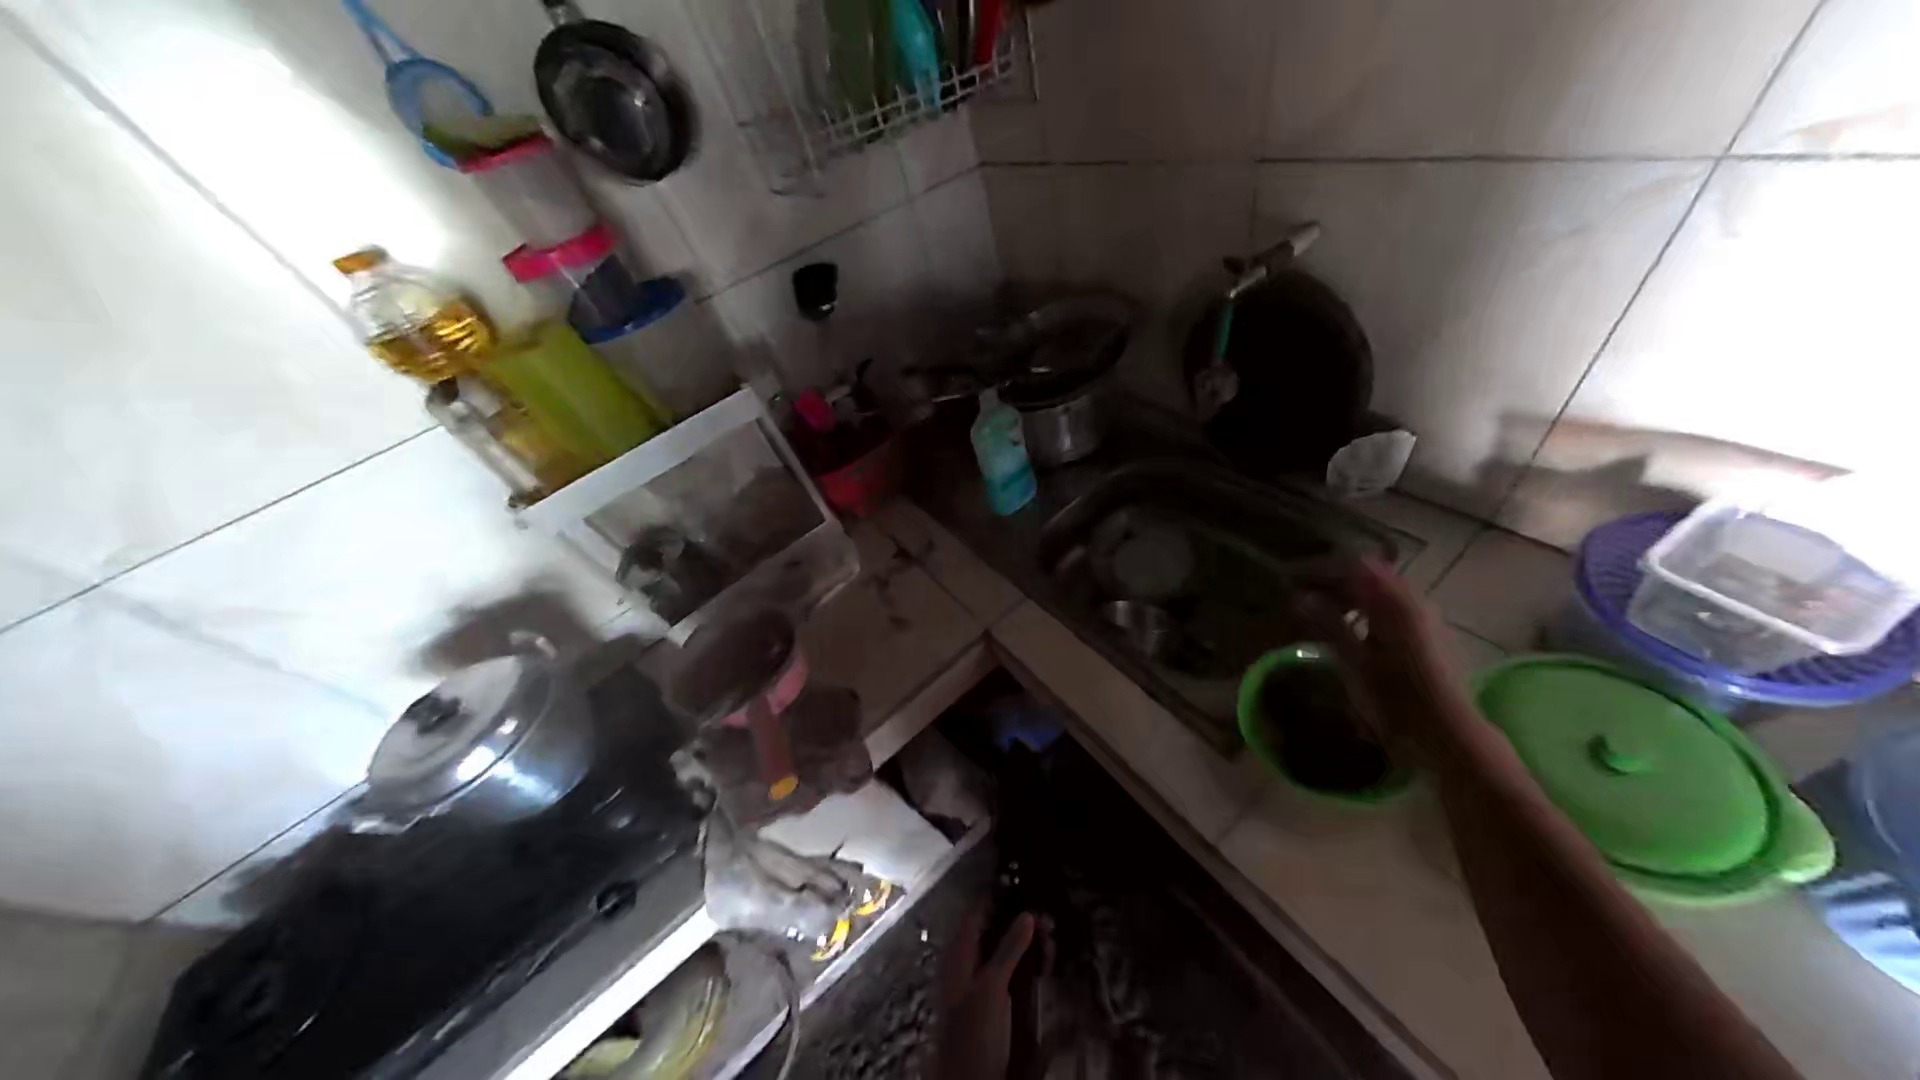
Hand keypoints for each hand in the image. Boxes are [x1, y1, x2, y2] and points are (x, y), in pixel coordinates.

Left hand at [931, 909, 1037, 1079]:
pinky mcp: (997, 1003)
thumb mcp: (991, 987)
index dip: (997, 897)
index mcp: (959, 954)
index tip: (1023, 883)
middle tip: (1047, 919)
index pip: (976, 913)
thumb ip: (1008, 949)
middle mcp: (969, 963)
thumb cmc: (973, 1031)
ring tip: (1052, 937)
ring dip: (1028, 942)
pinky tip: (1047, 960)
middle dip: (1019, 921)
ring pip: (1006, 950)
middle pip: (994, 931)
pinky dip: (1029, 963)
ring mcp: (983, 984)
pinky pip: (1013, 972)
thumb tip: (1027, 914)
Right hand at [1296, 557, 1487, 767]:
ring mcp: (1423, 619)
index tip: (1288, 579)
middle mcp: (1414, 603)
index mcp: (1397, 604)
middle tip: (1296, 595)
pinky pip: (1387, 608)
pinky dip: (1361, 609)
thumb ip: (1328, 624)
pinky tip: (1344, 627)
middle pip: (1367, 576)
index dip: (1319, 569)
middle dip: (1330, 581)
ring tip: (1314, 611)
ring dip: (1345, 595)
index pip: (1353, 567)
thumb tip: (1300, 596)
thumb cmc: (1398, 701)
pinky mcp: (1425, 636)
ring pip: (1377, 592)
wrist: (1448, 738)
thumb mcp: (1354, 663)